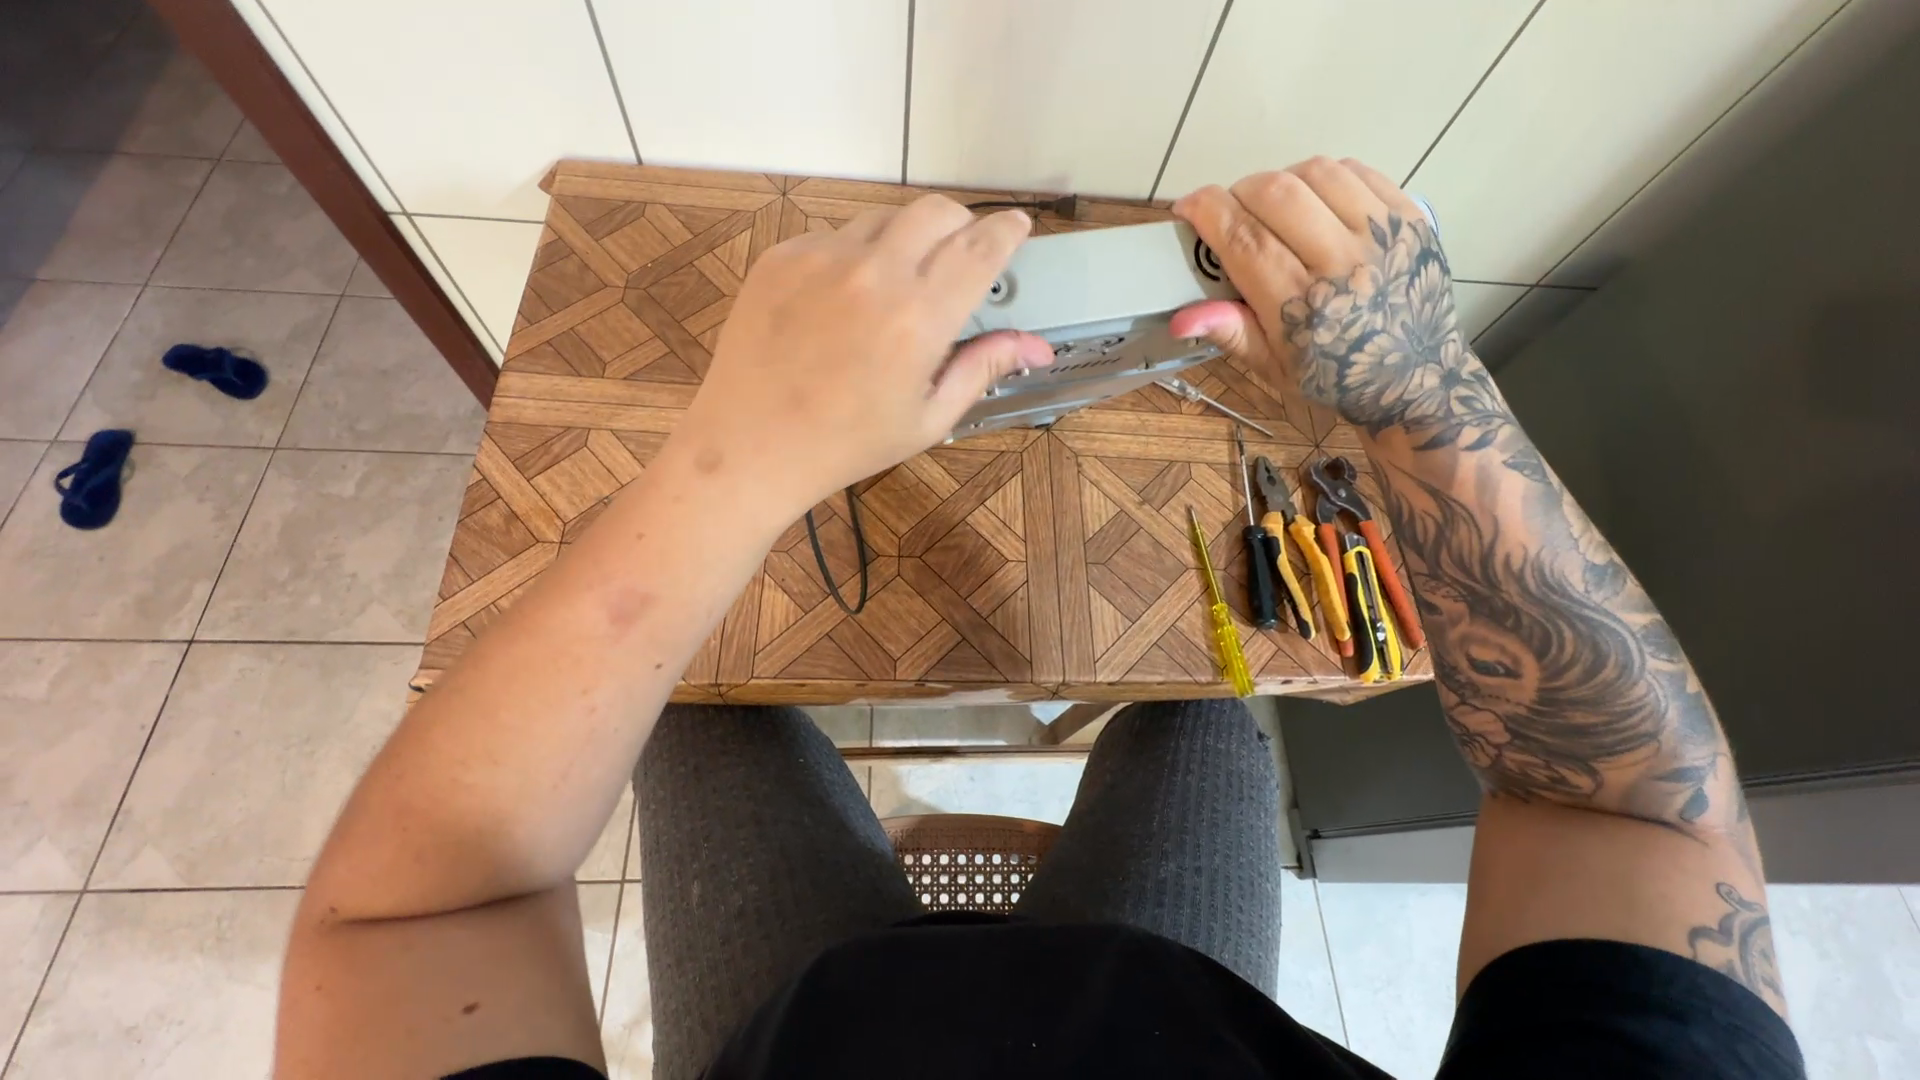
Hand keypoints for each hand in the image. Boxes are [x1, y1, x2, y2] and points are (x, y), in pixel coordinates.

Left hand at [674, 195, 1053, 511]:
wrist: (750, 445)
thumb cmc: (845, 444)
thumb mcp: (927, 418)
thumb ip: (983, 369)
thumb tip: (1036, 346)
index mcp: (917, 320)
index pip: (980, 249)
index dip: (1007, 231)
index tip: (1016, 225)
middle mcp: (873, 275)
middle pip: (937, 211)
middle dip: (961, 225)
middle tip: (961, 254)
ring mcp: (822, 259)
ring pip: (885, 219)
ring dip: (906, 240)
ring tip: (896, 288)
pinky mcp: (783, 257)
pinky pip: (836, 236)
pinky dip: (854, 256)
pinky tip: (844, 302)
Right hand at [1170, 157, 1502, 449]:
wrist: (1413, 376)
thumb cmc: (1330, 374)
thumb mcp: (1272, 365)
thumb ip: (1230, 331)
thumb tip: (1179, 318)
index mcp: (1300, 306)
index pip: (1244, 240)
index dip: (1208, 212)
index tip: (1188, 206)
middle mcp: (1342, 262)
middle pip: (1275, 194)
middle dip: (1238, 193)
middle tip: (1230, 212)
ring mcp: (1382, 233)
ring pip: (1314, 173)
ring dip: (1280, 181)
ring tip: (1271, 206)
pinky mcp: (1410, 215)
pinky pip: (1355, 170)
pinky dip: (1321, 178)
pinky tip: (1311, 201)